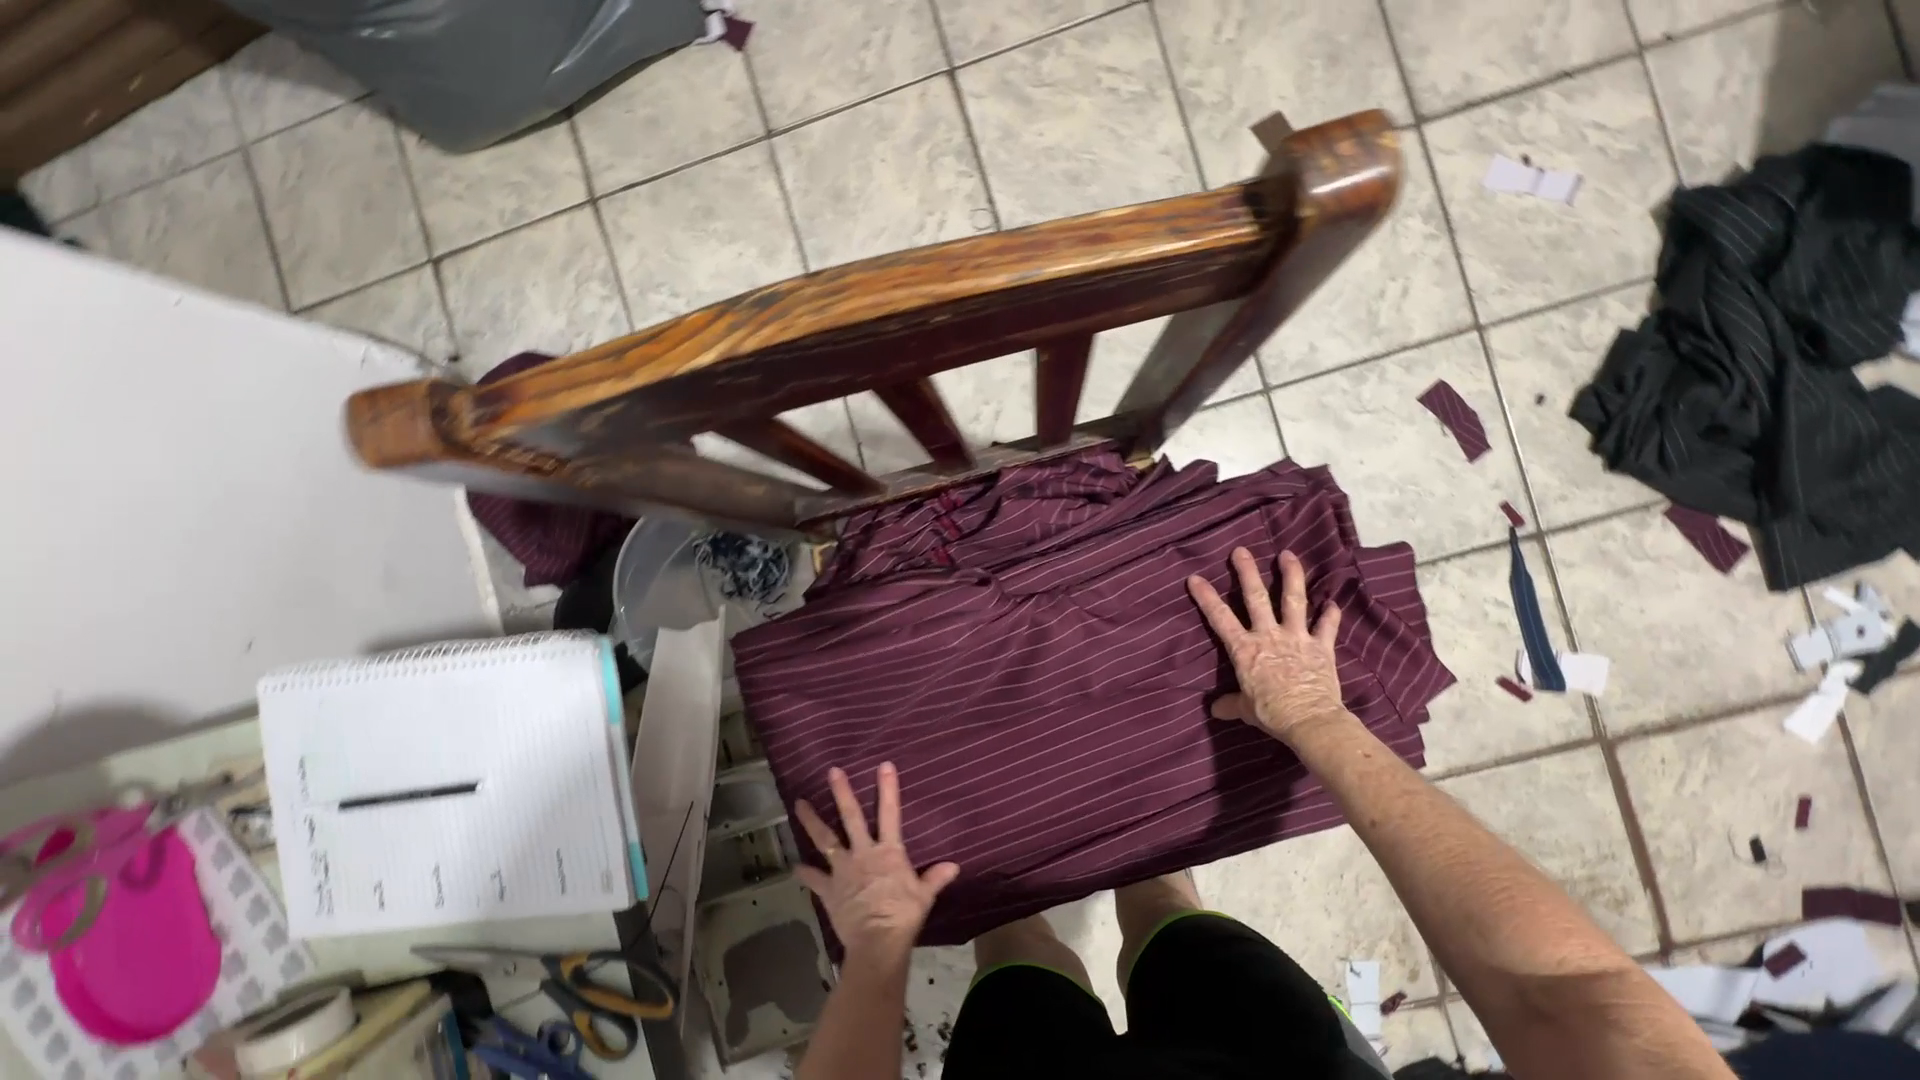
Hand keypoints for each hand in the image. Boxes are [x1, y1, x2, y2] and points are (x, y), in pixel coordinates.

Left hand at [793, 763, 959, 961]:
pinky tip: (794, 866)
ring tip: (798, 803)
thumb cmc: (904, 916)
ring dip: (811, 820)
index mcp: (889, 852)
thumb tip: (954, 866)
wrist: (877, 941)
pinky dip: (804, 873)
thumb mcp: (924, 896)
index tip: (883, 765)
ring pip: (825, 839)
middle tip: (832, 771)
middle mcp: (863, 853)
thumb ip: (935, 878)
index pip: (890, 813)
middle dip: (842, 793)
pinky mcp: (829, 889)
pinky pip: (814, 879)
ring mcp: (843, 870)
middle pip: (851, 817)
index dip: (888, 789)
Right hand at [1186, 547, 1348, 742]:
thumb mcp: (1244, 710)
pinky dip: (1331, 615)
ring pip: (1293, 600)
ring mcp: (1296, 638)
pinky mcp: (1321, 647)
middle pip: (1256, 597)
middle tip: (1241, 551)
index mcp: (1245, 649)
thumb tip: (1215, 709)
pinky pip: (1327, 627)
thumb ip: (1231, 704)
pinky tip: (1333, 603)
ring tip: (1288, 555)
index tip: (1195, 578)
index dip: (1206, 597)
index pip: (1220, 618)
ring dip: (1291, 575)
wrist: (1308, 719)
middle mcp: (1268, 636)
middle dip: (1247, 572)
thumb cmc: (1271, 712)